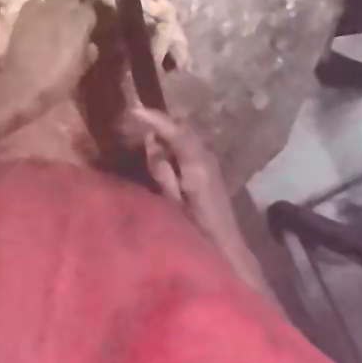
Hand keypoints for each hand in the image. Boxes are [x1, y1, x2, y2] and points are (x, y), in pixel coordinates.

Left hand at [0, 0, 95, 108]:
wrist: (23, 83)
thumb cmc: (58, 79)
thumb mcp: (82, 68)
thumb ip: (89, 50)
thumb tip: (89, 43)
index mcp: (83, 20)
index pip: (91, 9)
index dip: (88, 19)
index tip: (87, 28)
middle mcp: (65, 6)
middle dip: (74, 9)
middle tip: (71, 24)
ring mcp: (43, 6)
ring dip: (56, 8)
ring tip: (53, 21)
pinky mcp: (25, 10)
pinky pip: (36, 2)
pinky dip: (39, 9)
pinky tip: (37, 21)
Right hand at [128, 107, 274, 298]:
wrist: (227, 253)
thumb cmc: (196, 234)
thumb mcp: (171, 204)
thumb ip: (162, 171)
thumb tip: (153, 142)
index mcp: (197, 166)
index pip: (177, 131)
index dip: (155, 118)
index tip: (133, 109)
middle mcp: (207, 159)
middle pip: (183, 129)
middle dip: (160, 122)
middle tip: (135, 120)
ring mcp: (211, 164)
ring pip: (186, 137)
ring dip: (167, 132)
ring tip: (144, 132)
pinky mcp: (210, 172)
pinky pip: (189, 147)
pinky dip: (174, 143)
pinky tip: (160, 151)